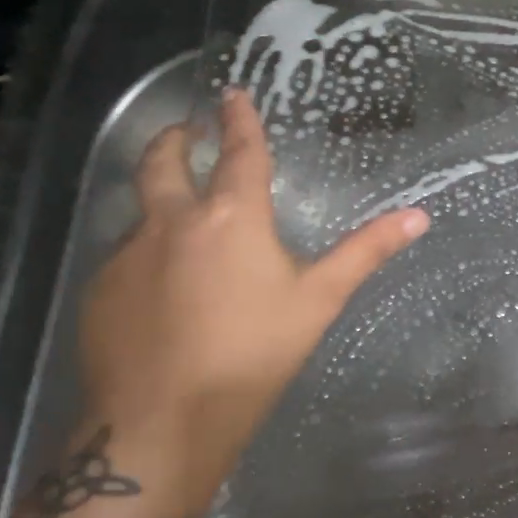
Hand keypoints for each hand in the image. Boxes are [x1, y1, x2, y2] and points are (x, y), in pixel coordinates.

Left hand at [79, 88, 428, 517]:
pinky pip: (127, 254)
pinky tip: (165, 280)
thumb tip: (419, 215)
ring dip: (161, 198)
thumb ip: (366, 251)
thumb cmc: (253, 352)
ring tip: (183, 213)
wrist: (159, 424)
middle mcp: (171, 223)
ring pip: (141, 211)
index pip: (239, 152)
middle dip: (175, 140)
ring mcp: (126, 258)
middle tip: (188, 130)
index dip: (240, 120)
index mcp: (230, 217)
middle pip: (162, 163)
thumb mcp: (320, 299)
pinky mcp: (98, 294)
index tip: (233, 93)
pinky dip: (149, 248)